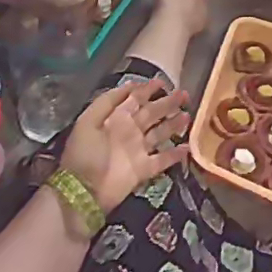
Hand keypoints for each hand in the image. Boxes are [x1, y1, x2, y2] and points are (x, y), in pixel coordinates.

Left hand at [59, 79, 190, 210]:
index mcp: (116, 118)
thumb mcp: (88, 121)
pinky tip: (187, 147)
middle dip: (166, 103)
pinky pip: (162, 160)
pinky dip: (175, 155)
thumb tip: (130, 85)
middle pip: (151, 113)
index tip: (162, 82)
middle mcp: (129, 131)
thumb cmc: (84, 153)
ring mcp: (138, 150)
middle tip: (183, 94)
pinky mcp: (144, 169)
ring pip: (160, 133)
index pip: (134, 99)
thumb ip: (107, 102)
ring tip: (187, 115)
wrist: (84, 190)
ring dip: (173, 124)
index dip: (147, 90)